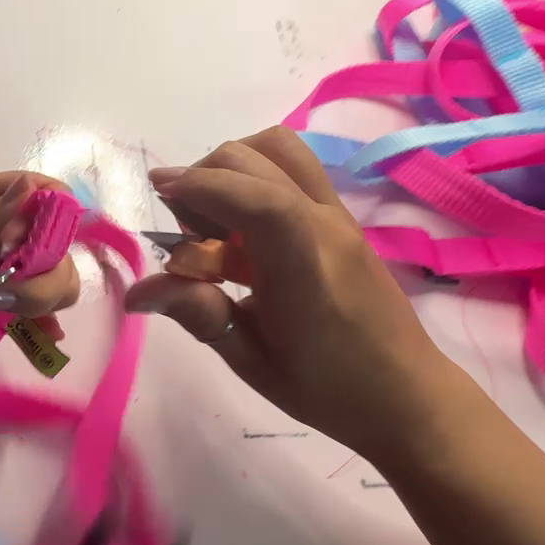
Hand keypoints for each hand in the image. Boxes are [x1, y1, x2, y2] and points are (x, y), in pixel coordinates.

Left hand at [0, 170, 80, 346]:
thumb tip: (38, 210)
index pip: (38, 193)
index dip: (56, 217)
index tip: (41, 249)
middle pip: (48, 245)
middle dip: (48, 269)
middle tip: (11, 295)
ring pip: (37, 282)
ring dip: (41, 300)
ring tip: (7, 316)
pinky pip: (11, 317)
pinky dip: (31, 327)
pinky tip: (37, 339)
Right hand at [124, 127, 477, 460]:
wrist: (409, 396)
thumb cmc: (328, 389)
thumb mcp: (253, 362)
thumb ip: (198, 314)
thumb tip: (135, 292)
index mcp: (304, 263)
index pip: (252, 196)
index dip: (199, 184)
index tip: (157, 192)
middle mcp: (324, 224)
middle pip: (255, 156)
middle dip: (205, 178)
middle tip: (189, 233)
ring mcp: (337, 215)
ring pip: (279, 148)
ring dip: (232, 167)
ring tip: (216, 218)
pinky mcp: (341, 218)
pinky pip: (292, 168)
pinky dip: (253, 176)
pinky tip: (244, 227)